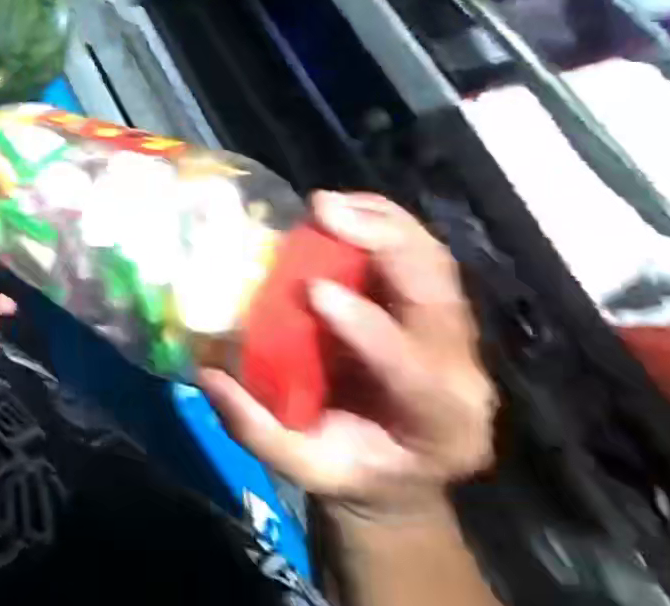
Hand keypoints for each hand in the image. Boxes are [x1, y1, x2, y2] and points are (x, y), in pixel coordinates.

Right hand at [199, 192, 495, 521]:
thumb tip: (209, 374)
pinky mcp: (431, 310)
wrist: (398, 467)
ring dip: (386, 225)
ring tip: (330, 201)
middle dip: (386, 247)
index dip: (370, 328)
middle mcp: (460, 373)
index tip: (313, 290)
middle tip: (324, 211)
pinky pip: (422, 258)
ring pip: (437, 269)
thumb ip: (257, 429)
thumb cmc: (349, 465)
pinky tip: (347, 204)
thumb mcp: (302, 466)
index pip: (415, 371)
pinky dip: (387, 223)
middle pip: (440, 301)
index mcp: (436, 423)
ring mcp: (453, 337)